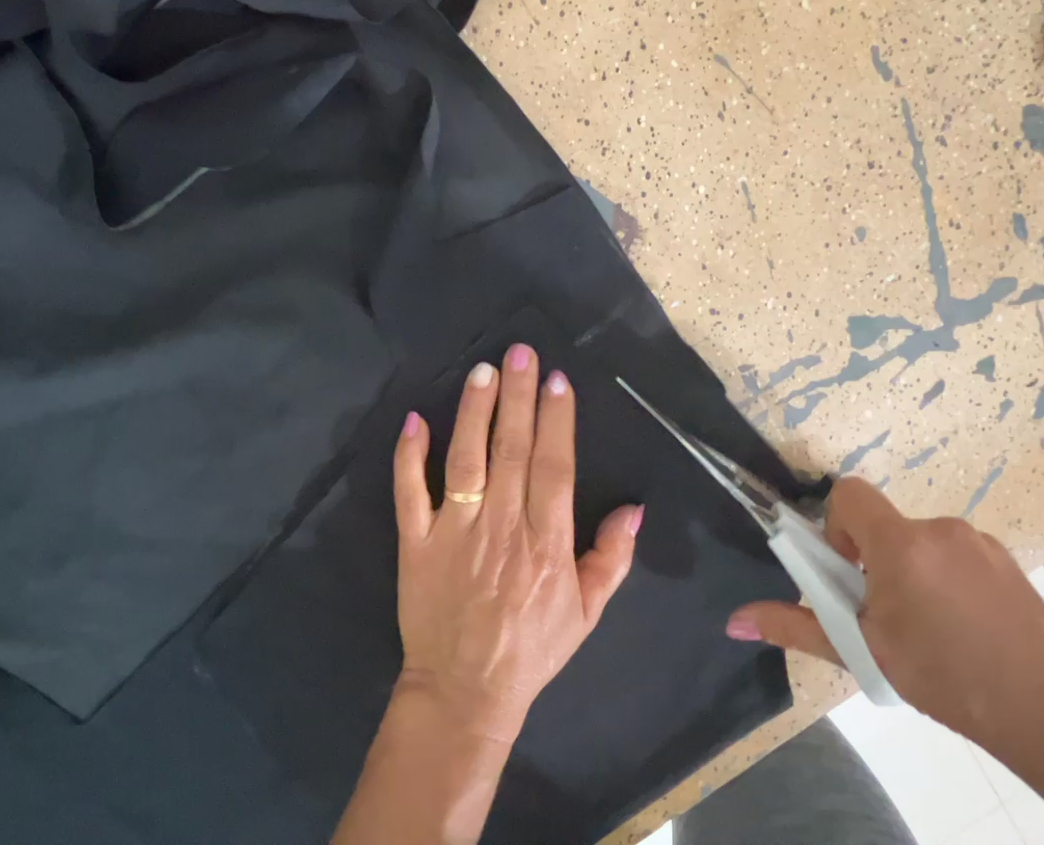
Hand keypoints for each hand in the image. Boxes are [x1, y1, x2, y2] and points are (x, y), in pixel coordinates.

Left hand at [390, 343, 642, 744]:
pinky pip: (410, 493)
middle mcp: (502, 529)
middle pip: (512, 451)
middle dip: (518, 397)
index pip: (554, 468)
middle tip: (520, 352)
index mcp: (546, 544)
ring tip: (482, 371)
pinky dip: (409, 456)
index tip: (556, 379)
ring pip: (465, 461)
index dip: (556, 420)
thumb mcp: (587, 613)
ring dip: (473, 413)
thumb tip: (634, 507)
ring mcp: (454, 533)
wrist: (466, 690)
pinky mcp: (414, 543)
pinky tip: (416, 420)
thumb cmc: (532, 649)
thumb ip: (611, 558)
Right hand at [727, 478, 1043, 761]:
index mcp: (900, 544)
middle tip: (881, 615)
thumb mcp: (862, 652)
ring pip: (919, 543)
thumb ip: (795, 626)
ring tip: (925, 630)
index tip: (845, 573)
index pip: (847, 494)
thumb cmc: (947, 678)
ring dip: (908, 572)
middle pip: (882, 524)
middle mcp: (940, 530)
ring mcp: (981, 544)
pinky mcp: (1009, 563)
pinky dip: (944, 580)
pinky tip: (962, 630)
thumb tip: (733, 621)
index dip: (834, 526)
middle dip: (871, 561)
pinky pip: (954, 556)